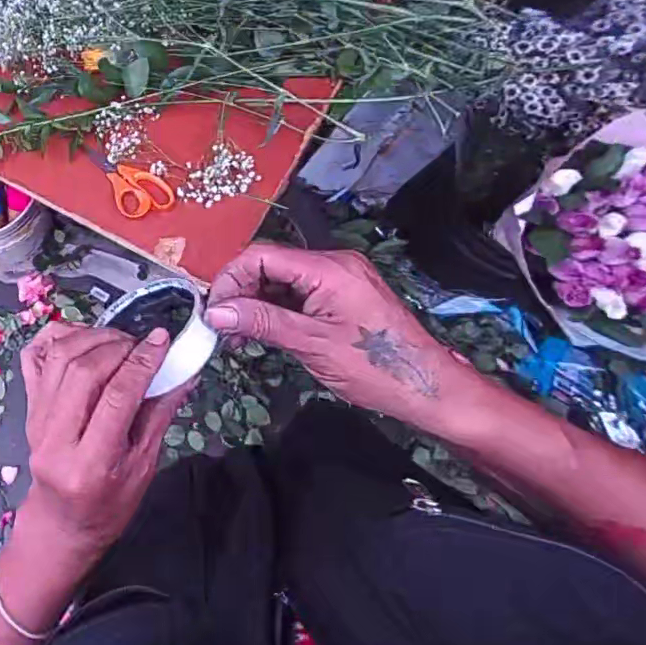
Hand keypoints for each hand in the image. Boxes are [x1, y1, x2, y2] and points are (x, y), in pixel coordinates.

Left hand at [15, 323, 182, 564]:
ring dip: (93, 338)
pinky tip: (84, 336)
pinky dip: (59, 337)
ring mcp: (36, 420)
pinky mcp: (28, 406)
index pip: (116, 397)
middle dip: (118, 347)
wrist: (60, 522)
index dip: (142, 363)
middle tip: (141, 345)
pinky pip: (35, 357)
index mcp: (90, 464)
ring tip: (120, 341)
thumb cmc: (107, 505)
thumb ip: (159, 416)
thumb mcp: (143, 468)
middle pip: (83, 372)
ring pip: (59, 358)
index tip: (162, 341)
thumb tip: (183, 372)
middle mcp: (55, 439)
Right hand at [205, 243, 466, 425]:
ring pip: (281, 280)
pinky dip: (277, 309)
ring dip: (256, 303)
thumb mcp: (311, 344)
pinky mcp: (342, 294)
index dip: (231, 279)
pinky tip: (263, 331)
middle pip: (270, 265)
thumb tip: (216, 312)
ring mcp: (339, 278)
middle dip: (241, 293)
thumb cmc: (375, 368)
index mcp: (328, 268)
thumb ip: (261, 321)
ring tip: (239, 335)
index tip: (215, 311)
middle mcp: (333, 264)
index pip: (262, 256)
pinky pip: (298, 292)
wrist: (430, 389)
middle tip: (223, 326)